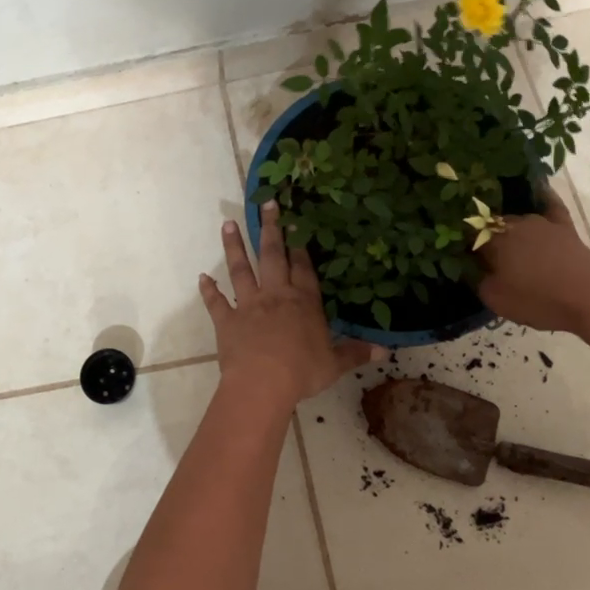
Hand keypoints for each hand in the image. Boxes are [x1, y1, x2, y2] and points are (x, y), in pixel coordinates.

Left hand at [200, 202, 387, 404]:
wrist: (262, 384)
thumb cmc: (302, 372)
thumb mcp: (335, 364)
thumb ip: (356, 352)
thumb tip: (386, 351)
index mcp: (304, 302)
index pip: (303, 267)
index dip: (300, 244)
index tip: (295, 222)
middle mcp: (276, 295)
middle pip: (273, 256)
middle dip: (270, 229)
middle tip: (266, 205)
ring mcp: (248, 305)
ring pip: (241, 269)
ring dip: (233, 246)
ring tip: (228, 223)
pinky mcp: (226, 320)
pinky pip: (215, 301)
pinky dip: (208, 289)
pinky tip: (202, 277)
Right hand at [474, 191, 589, 333]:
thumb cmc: (538, 301)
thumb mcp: (494, 298)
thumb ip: (476, 278)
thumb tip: (470, 265)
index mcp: (493, 239)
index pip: (468, 235)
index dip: (461, 246)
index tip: (458, 257)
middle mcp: (514, 223)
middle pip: (490, 225)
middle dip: (484, 237)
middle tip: (484, 259)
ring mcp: (542, 222)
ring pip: (516, 219)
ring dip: (508, 229)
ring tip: (508, 245)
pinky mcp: (565, 227)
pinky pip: (549, 204)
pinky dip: (541, 197)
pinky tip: (538, 190)